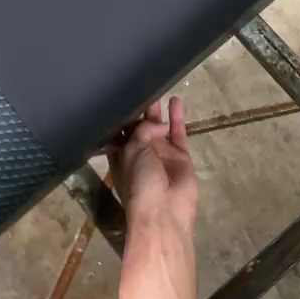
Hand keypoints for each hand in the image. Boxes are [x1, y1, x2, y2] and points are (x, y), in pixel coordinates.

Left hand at [108, 97, 196, 234]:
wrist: (164, 210)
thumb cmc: (140, 182)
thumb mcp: (133, 150)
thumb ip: (143, 130)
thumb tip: (161, 124)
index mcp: (122, 156)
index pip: (120, 132)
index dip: (121, 116)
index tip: (120, 96)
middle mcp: (141, 153)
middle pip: (140, 127)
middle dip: (140, 110)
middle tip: (140, 87)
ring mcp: (161, 154)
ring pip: (160, 127)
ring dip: (158, 111)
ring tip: (157, 88)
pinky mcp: (180, 156)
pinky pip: (178, 132)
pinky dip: (177, 118)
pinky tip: (177, 101)